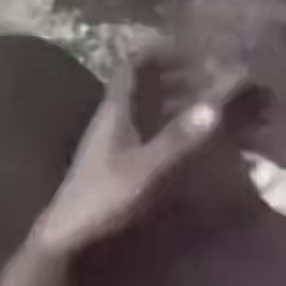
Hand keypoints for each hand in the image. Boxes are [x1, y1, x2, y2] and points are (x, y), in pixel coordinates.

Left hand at [31, 55, 245, 254]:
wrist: (69, 237)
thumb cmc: (104, 199)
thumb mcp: (147, 169)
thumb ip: (180, 138)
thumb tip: (215, 104)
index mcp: (116, 111)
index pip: (134, 66)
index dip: (162, 52)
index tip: (196, 48)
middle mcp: (113, 119)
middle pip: (145, 85)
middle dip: (179, 76)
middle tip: (216, 77)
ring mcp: (114, 142)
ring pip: (148, 110)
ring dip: (177, 103)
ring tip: (213, 106)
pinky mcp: (118, 165)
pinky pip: (149, 134)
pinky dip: (172, 130)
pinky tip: (194, 143)